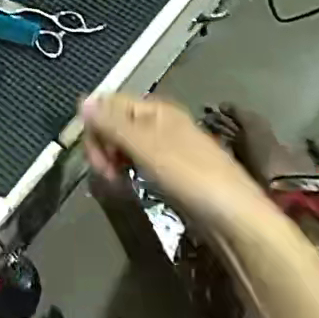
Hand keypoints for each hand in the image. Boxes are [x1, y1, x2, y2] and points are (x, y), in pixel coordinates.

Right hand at [79, 93, 264, 229]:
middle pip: (114, 123)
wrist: (235, 216)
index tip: (95, 156)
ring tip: (115, 183)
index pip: (109, 104)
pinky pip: (137, 161)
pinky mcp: (170, 170)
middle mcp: (159, 122)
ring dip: (112, 160)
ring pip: (124, 144)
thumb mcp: (146, 147)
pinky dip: (127, 170)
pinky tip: (128, 185)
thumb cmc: (190, 176)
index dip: (95, 126)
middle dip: (102, 145)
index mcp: (154, 109)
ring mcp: (165, 146)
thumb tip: (83, 100)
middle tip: (105, 174)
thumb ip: (112, 124)